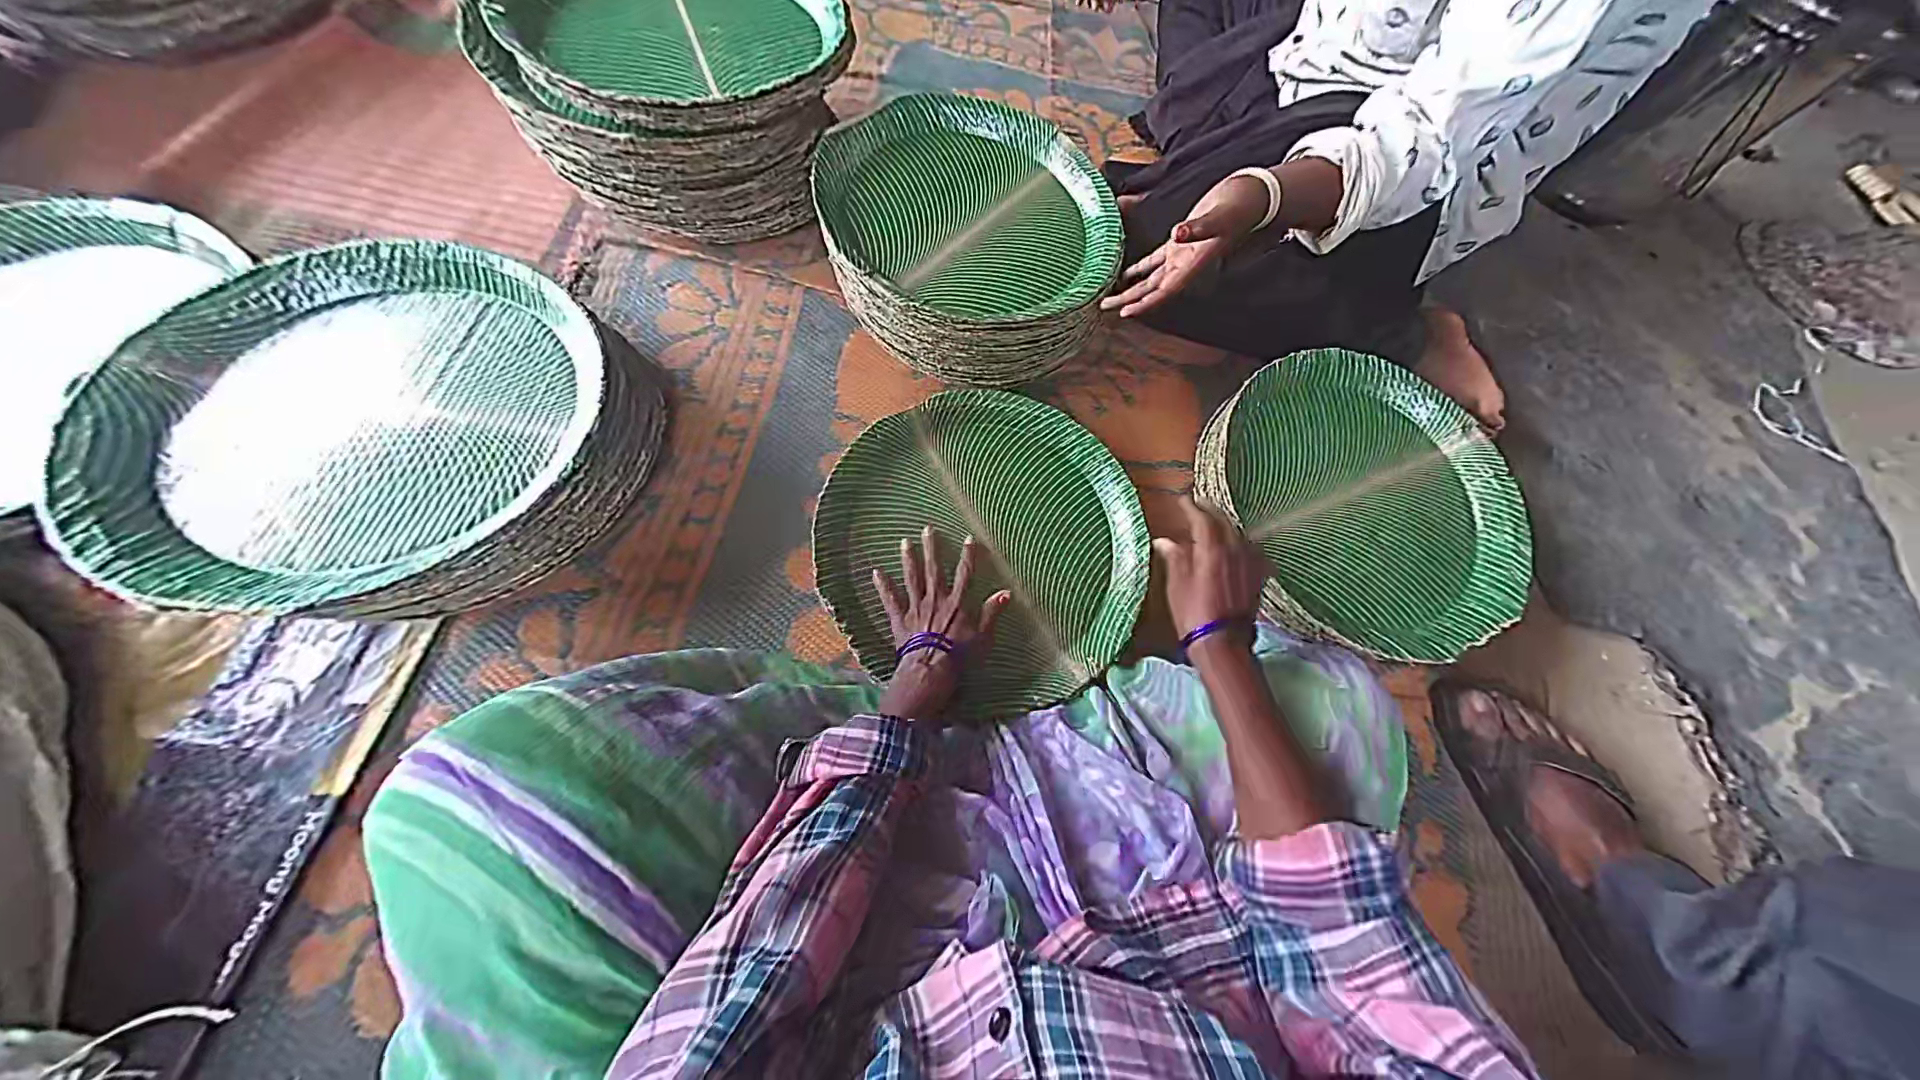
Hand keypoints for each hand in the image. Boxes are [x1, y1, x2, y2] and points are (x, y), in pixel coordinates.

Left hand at [872, 526, 1012, 723]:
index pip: (965, 574)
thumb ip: (992, 612)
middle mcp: (936, 599)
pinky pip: (890, 599)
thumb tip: (1006, 592)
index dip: (968, 555)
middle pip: (934, 569)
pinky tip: (877, 571)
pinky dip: (883, 585)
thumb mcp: (983, 635)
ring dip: (909, 559)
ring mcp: (916, 607)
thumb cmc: (960, 656)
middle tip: (927, 528)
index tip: (969, 538)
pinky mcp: (900, 619)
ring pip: (912, 578)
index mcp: (957, 603)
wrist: (931, 668)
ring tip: (905, 542)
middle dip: (932, 548)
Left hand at [1100, 172, 1271, 318]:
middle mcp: (1184, 265)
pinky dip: (1139, 269)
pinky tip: (1124, 275)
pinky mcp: (1178, 243)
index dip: (1145, 304)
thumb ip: (1198, 227)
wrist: (1250, 197)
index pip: (1164, 291)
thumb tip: (1177, 234)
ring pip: (1150, 279)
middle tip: (1104, 306)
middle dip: (1128, 300)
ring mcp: (1180, 256)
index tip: (1126, 313)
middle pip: (1151, 290)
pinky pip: (1154, 261)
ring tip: (1108, 296)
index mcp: (1192, 264)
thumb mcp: (1219, 217)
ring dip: (1130, 288)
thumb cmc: (1238, 208)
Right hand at [1152, 496, 1266, 652]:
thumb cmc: (1193, 613)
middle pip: (1225, 522)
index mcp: (1212, 549)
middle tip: (1199, 506)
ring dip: (1226, 526)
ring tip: (1215, 524)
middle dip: (1211, 512)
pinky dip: (1239, 543)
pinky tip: (1235, 547)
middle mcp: (1235, 550)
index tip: (1183, 500)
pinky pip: (1250, 550)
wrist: (1223, 642)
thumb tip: (1165, 541)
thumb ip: (1175, 558)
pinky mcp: (1258, 577)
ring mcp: (1250, 563)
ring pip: (1239, 535)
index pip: (1203, 519)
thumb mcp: (1177, 584)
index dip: (1192, 508)